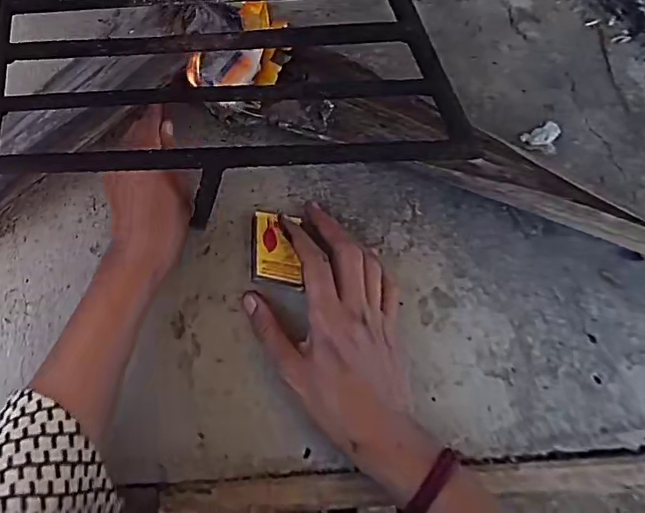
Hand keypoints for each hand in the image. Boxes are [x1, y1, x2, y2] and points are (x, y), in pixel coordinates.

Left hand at [100, 107, 193, 280]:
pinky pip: (122, 157)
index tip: (166, 101)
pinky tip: (146, 161)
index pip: (151, 119)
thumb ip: (174, 154)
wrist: (139, 255)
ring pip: (128, 141)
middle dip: (151, 122)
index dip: (159, 107)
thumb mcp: (181, 187)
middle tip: (166, 120)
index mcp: (144, 154)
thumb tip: (168, 133)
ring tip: (159, 141)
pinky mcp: (110, 183)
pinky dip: (134, 153)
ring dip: (142, 137)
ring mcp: (114, 170)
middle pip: (136, 127)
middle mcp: (125, 158)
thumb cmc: (162, 229)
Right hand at [243, 203, 441, 501]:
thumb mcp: (293, 373)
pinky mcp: (392, 326)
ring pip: (370, 262)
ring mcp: (378, 316)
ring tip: (336, 228)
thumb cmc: (337, 407)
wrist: (384, 433)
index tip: (287, 223)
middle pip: (346, 251)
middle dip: (328, 225)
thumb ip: (270, 332)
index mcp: (328, 318)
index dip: (299, 236)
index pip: (314, 262)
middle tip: (312, 211)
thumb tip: (251, 301)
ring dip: (351, 238)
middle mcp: (355, 310)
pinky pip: (389, 285)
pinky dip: (377, 264)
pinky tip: (368, 259)